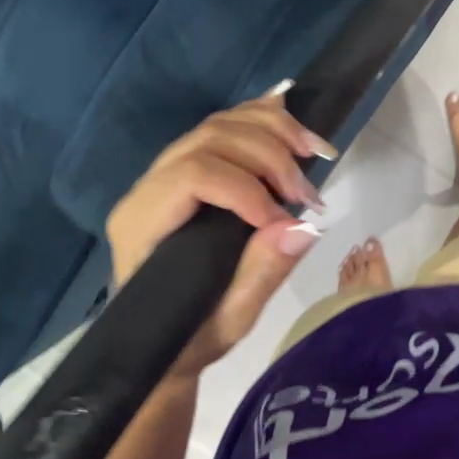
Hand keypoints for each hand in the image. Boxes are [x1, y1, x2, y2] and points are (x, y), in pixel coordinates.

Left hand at [105, 91, 334, 373]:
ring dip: (274, 129)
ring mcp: (168, 170)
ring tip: (314, 151)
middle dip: (270, 157)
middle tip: (309, 195)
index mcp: (144, 224)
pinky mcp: (190, 165)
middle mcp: (148, 187)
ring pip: (221, 124)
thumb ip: (261, 273)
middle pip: (211, 139)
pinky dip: (263, 117)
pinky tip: (293, 120)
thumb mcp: (229, 320)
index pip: (193, 175)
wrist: (163, 341)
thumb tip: (302, 227)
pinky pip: (225, 125)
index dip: (245, 187)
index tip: (283, 219)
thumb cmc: (191, 336)